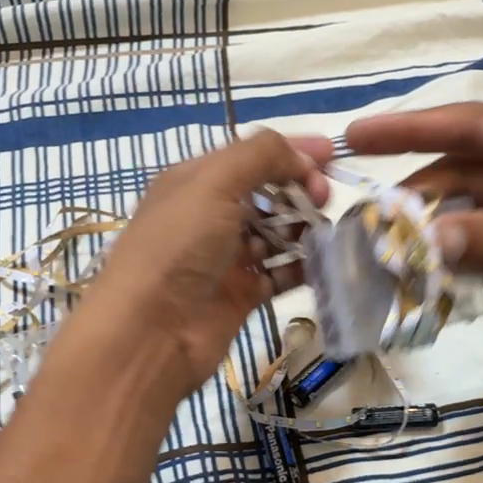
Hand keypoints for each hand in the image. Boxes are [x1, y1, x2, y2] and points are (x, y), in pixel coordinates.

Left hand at [78, 131, 332, 392]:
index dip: (291, 150)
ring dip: (303, 228)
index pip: (251, 155)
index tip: (332, 154)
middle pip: (267, 193)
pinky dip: (302, 267)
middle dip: (300, 189)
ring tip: (325, 230)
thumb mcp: (212, 183)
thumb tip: (302, 159)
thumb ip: (259, 157)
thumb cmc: (176, 247)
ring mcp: (227, 258)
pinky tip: (322, 262)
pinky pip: (280, 274)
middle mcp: (210, 216)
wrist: (150, 332)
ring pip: (276, 234)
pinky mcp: (241, 295)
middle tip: (324, 197)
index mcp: (196, 181)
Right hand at [346, 104, 482, 358]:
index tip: (358, 135)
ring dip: (430, 233)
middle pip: (462, 174)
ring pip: (467, 218)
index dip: (413, 129)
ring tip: (384, 251)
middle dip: (416, 192)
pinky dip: (451, 267)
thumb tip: (429, 241)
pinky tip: (421, 276)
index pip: (473, 128)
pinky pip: (480, 258)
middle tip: (365, 216)